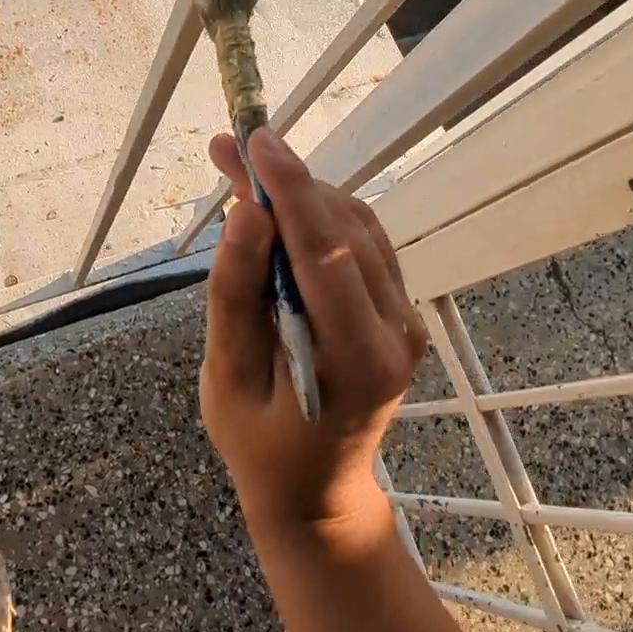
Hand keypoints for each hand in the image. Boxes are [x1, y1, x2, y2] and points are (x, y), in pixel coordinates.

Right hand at [200, 128, 426, 538]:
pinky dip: (315, 215)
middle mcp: (397, 331)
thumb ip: (237, 296)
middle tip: (229, 148)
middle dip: (285, 182)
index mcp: (358, 359)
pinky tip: (273, 206)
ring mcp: (404, 319)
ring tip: (242, 169)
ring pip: (355, 227)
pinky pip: (359, 244)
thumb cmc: (260, 445)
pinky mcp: (395, 309)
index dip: (290, 191)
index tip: (254, 141)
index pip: (327, 253)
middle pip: (344, 230)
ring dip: (299, 192)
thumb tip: (245, 215)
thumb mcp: (228, 378)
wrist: (316, 490)